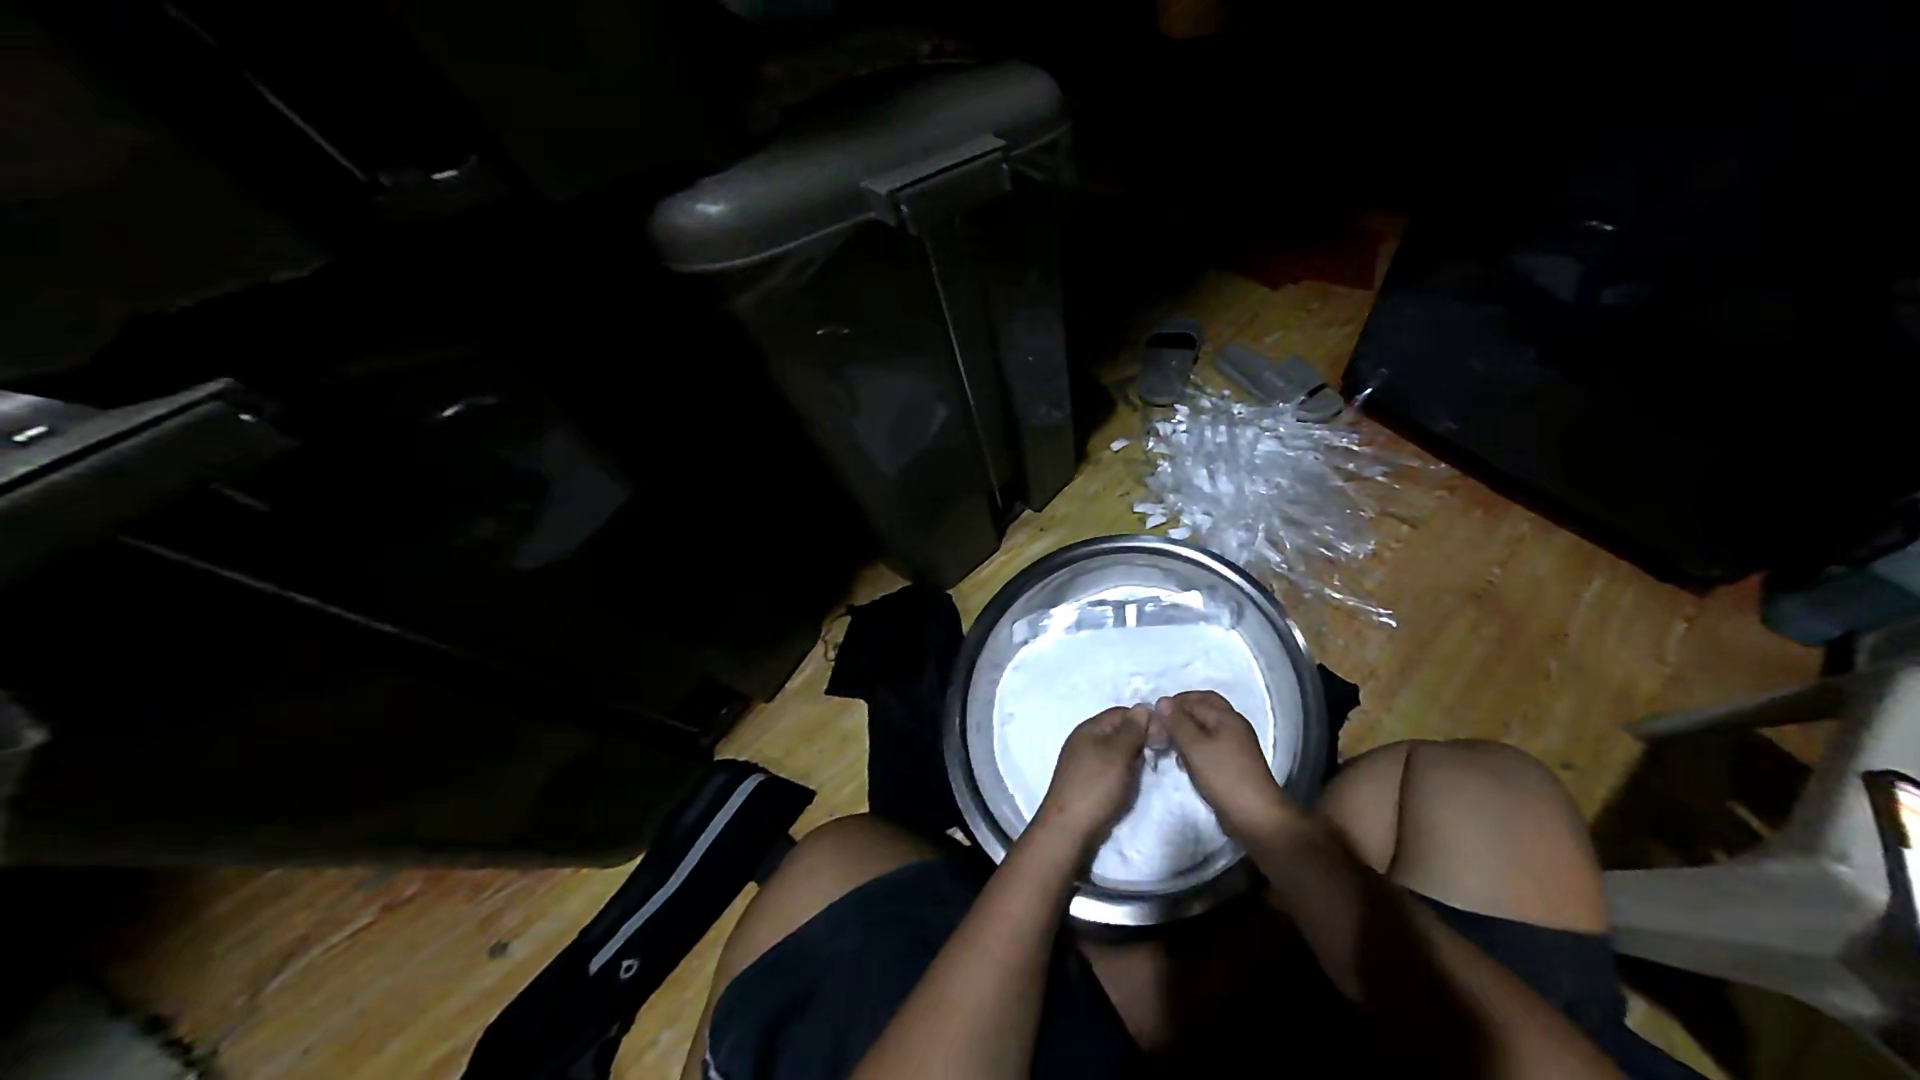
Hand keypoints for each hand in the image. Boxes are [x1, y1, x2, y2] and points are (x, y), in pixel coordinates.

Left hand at [1032, 706, 1148, 851]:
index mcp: (1090, 728)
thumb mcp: (1118, 753)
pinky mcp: (1087, 781)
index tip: (1166, 734)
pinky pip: (1111, 767)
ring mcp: (1084, 762)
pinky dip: (1124, 770)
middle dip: (1140, 738)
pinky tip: (1133, 780)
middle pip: (1119, 730)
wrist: (1069, 829)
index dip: (1144, 719)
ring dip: (1134, 756)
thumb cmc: (1096, 786)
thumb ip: (1132, 730)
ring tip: (1151, 767)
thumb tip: (1142, 707)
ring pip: (1116, 750)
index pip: (1122, 713)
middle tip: (1161, 752)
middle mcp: (1085, 740)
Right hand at [1154, 691, 1300, 840]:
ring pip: (1206, 727)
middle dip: (1181, 713)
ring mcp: (1235, 745)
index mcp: (1226, 717)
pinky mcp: (1233, 762)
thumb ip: (1177, 722)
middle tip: (1161, 724)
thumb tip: (1162, 700)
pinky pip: (1209, 744)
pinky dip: (1194, 746)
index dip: (1172, 704)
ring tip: (1168, 742)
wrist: (1255, 816)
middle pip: (1204, 708)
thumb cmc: (1223, 776)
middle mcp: (1233, 725)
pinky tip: (1183, 760)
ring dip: (1186, 730)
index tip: (1153, 717)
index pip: (1195, 699)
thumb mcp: (1194, 747)